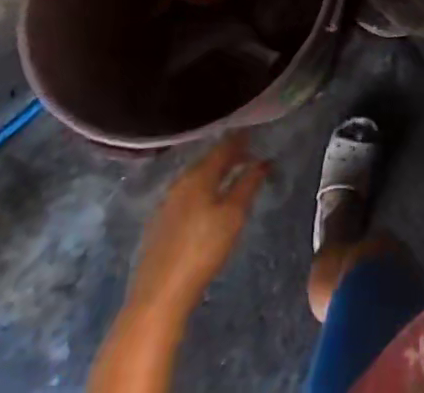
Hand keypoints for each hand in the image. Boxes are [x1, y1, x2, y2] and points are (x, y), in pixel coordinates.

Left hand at [127, 134, 269, 309]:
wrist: (161, 290)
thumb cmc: (203, 248)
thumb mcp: (233, 216)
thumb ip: (248, 185)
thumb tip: (262, 162)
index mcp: (198, 175)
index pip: (222, 148)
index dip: (238, 140)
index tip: (253, 134)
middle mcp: (180, 181)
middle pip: (207, 161)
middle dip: (227, 156)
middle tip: (247, 153)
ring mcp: (167, 201)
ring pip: (195, 177)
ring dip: (214, 172)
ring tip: (230, 174)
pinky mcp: (161, 221)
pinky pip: (186, 193)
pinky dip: (202, 188)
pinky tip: (207, 200)